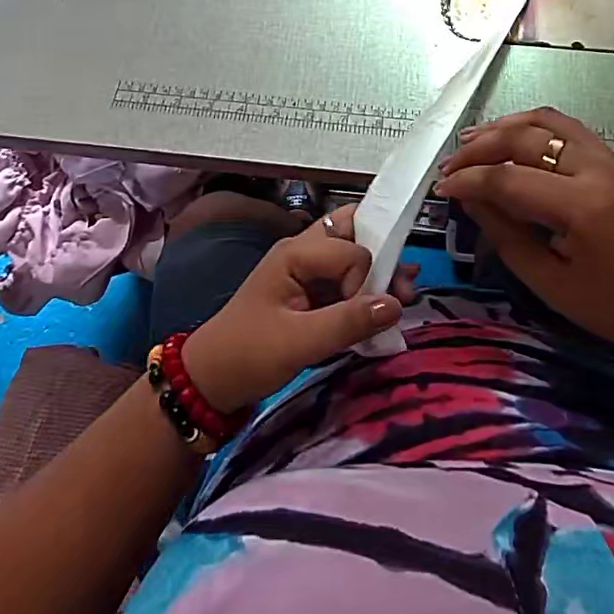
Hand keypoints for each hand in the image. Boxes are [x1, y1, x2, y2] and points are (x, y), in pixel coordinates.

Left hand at [180, 204, 415, 412]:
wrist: (209, 381)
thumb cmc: (248, 355)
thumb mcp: (298, 343)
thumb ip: (347, 322)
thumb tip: (394, 305)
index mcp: (296, 254)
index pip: (352, 250)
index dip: (366, 279)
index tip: (360, 313)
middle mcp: (303, 253)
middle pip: (354, 231)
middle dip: (384, 255)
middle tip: (404, 289)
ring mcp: (306, 271)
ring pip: (353, 256)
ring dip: (378, 276)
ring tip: (402, 301)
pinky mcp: (310, 293)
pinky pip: (346, 281)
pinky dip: (366, 293)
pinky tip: (382, 311)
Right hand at [433, 108, 613, 366]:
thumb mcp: (551, 283)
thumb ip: (506, 235)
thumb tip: (471, 200)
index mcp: (582, 205)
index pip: (508, 177)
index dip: (468, 180)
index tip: (441, 189)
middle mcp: (595, 168)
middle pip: (524, 138)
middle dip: (479, 149)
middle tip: (449, 167)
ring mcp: (608, 158)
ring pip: (545, 121)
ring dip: (504, 127)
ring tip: (471, 141)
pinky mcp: (613, 160)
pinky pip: (565, 127)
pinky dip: (531, 127)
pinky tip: (511, 139)